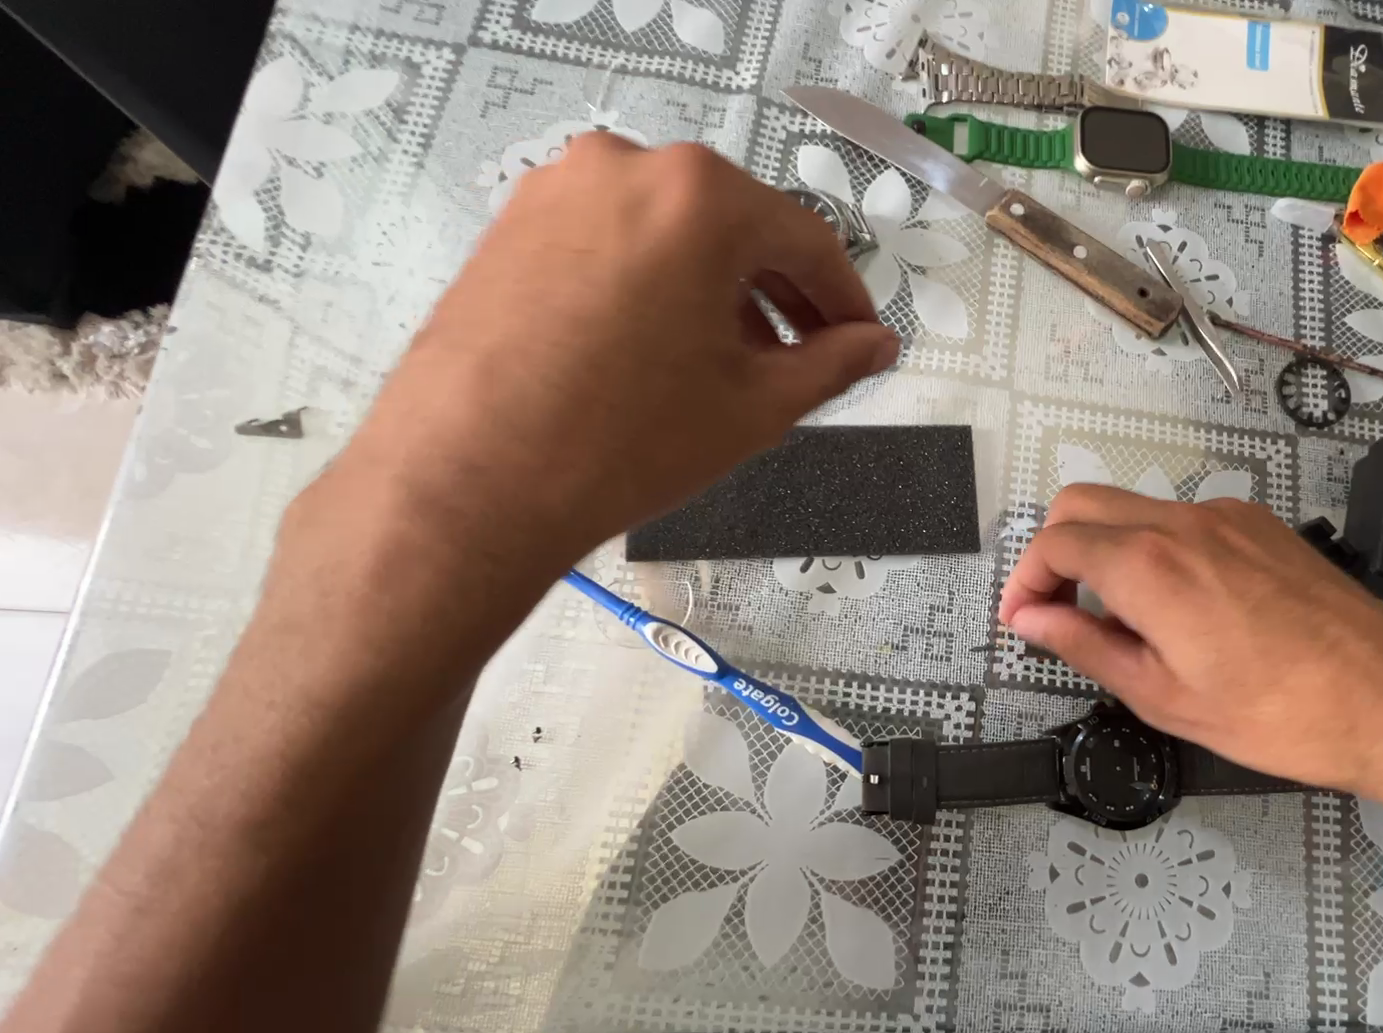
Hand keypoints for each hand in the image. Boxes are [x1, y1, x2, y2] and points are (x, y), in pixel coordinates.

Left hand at [308, 135, 896, 572]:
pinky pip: (620, 243)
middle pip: (738, 230)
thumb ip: (834, 364)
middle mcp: (629, 167)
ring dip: (723, 294)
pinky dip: (661, 287)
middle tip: (809, 359)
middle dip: (783, 297)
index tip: (863, 343)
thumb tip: (878, 345)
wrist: (470, 482)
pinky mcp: (515, 223)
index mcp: (702, 198)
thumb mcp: (758, 405)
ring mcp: (561, 188)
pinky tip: (668, 349)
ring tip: (738, 364)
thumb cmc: (634, 440)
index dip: (846, 299)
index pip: (805, 241)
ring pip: (676, 236)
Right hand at [998, 484, 1382, 830]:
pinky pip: (1178, 517)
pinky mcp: (1256, 521)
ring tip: (1122, 618)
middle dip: (1052, 550)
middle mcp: (1181, 521)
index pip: (1054, 542)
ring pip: (1130, 506)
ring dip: (1103, 547)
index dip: (1024, 580)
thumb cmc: (1275, 714)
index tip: (1022, 618)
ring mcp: (1224, 515)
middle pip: (1081, 502)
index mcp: (1149, 565)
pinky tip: (1178, 602)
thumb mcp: (1161, 695)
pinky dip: (1152, 545)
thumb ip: (1084, 644)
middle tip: (1057, 608)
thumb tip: (1029, 618)